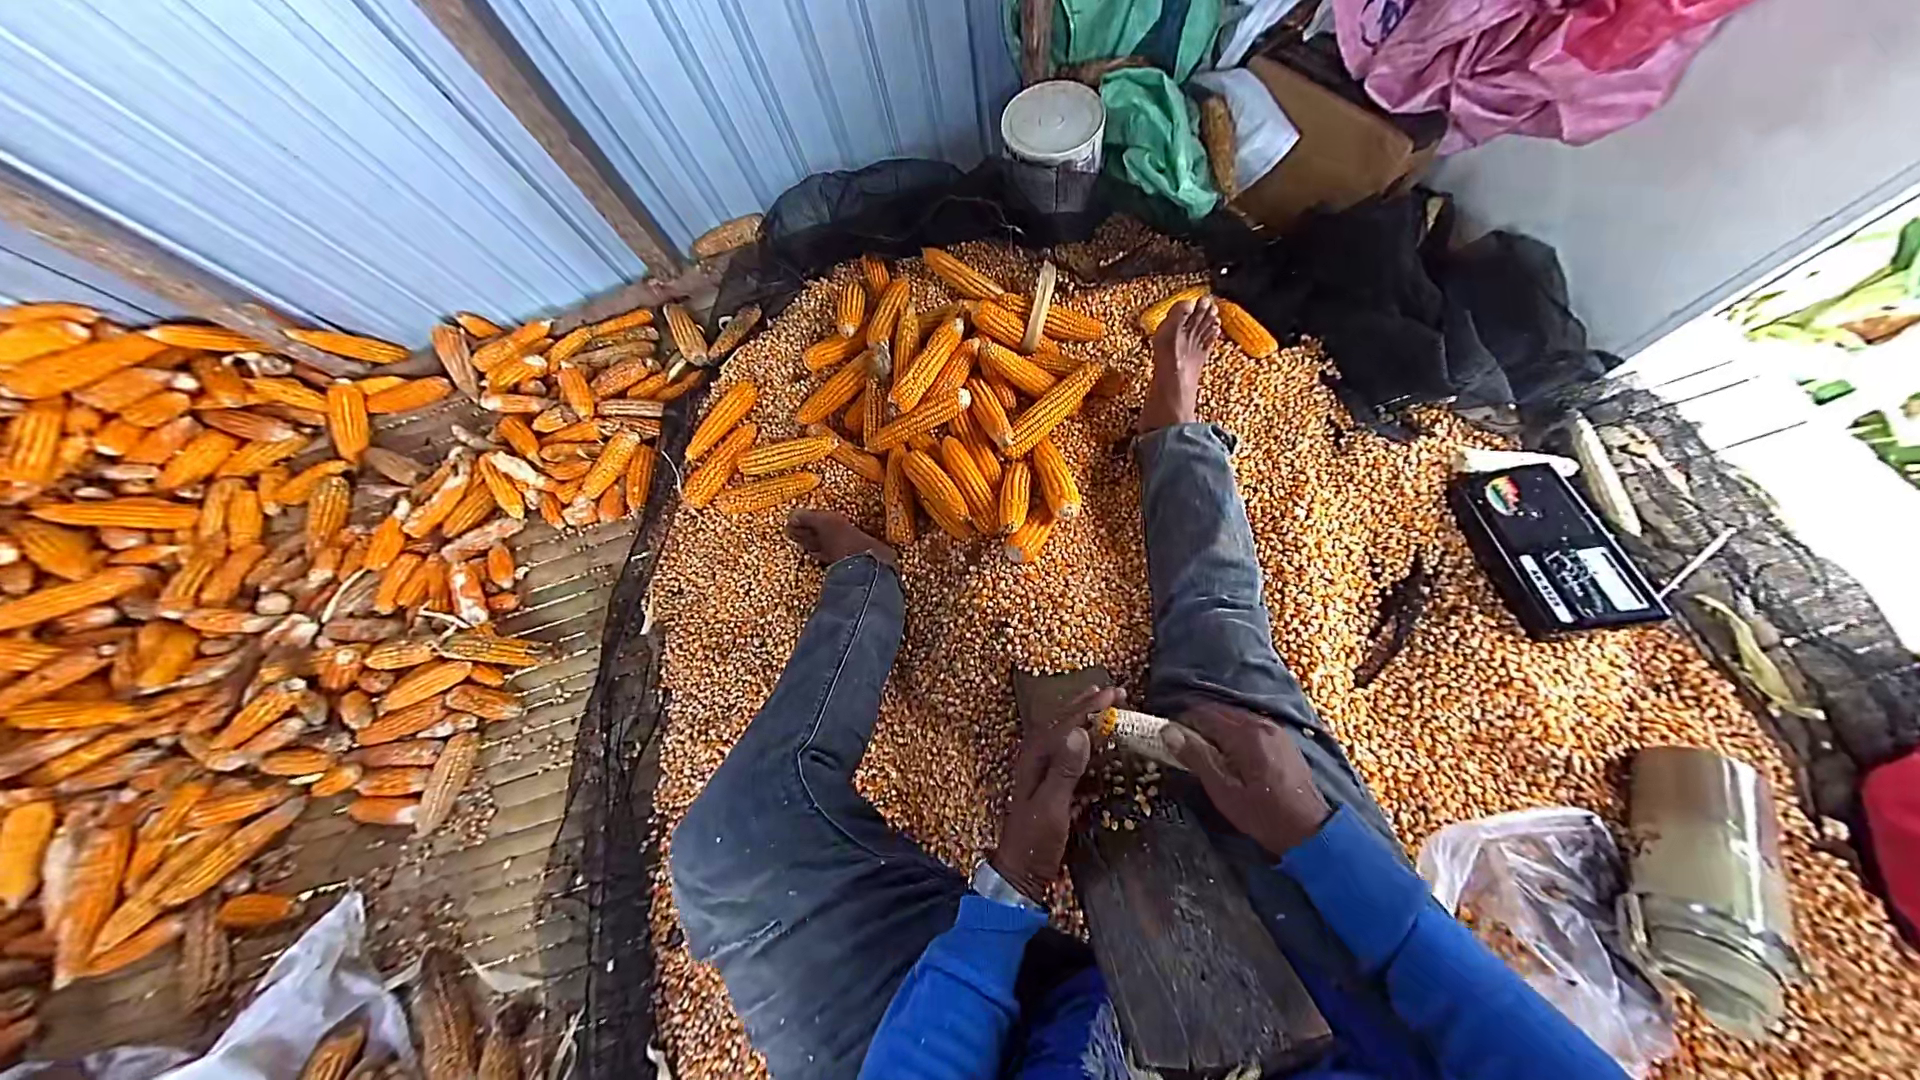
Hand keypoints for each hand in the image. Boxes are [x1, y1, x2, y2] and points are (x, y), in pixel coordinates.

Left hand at [989, 686, 1121, 902]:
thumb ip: (1065, 770)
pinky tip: (1098, 742)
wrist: (1021, 872)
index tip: (1113, 693)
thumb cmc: (1035, 840)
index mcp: (1036, 757)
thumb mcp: (1052, 806)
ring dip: (1086, 719)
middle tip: (1114, 691)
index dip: (1090, 706)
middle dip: (1088, 705)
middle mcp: (1037, 758)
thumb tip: (1080, 732)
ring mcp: (1043, 771)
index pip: (1066, 723)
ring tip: (1104, 704)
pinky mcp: (1052, 785)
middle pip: (1064, 722)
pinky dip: (1086, 743)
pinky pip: (1071, 755)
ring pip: (1067, 736)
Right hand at [1163, 702, 1331, 859]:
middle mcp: (1261, 724)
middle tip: (1184, 747)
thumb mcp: (1223, 790)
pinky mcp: (1282, 740)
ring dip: (1216, 729)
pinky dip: (1233, 733)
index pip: (1203, 714)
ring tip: (1206, 753)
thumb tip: (1168, 732)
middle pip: (1219, 712)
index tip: (1169, 738)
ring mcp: (1275, 731)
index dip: (1182, 723)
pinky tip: (1230, 755)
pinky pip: (1249, 726)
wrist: (1312, 833)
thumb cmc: (1263, 815)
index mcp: (1245, 735)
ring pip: (1234, 718)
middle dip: (1198, 724)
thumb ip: (1196, 756)